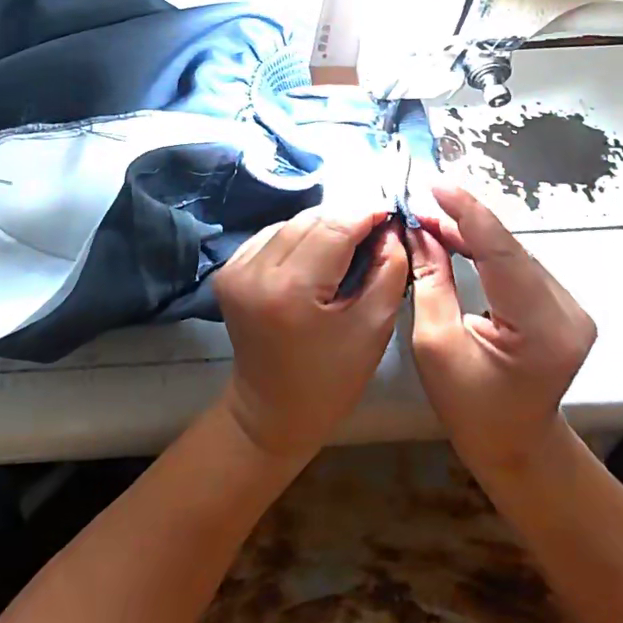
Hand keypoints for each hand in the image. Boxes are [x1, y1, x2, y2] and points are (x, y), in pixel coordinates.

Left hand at [213, 206, 409, 459]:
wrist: (271, 411)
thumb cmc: (330, 380)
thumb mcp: (373, 328)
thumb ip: (388, 269)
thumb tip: (391, 227)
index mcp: (289, 289)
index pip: (335, 226)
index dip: (367, 213)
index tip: (393, 212)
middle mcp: (254, 270)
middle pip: (311, 220)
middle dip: (348, 218)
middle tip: (379, 228)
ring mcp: (235, 268)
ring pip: (291, 223)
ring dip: (324, 226)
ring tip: (353, 242)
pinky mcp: (228, 271)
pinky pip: (272, 237)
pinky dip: (299, 238)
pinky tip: (319, 254)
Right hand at [408, 184, 595, 472]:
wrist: (516, 443)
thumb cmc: (471, 407)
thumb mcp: (436, 344)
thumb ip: (431, 281)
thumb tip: (419, 230)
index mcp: (542, 329)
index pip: (502, 254)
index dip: (467, 213)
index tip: (436, 184)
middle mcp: (568, 311)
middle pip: (509, 249)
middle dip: (463, 221)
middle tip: (420, 204)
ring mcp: (571, 307)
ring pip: (513, 253)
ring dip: (472, 233)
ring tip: (430, 218)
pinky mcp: (563, 305)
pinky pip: (518, 265)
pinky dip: (485, 249)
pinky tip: (456, 237)